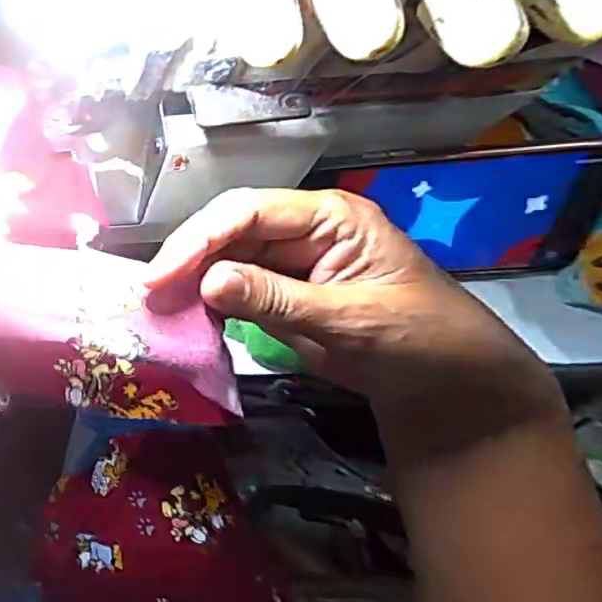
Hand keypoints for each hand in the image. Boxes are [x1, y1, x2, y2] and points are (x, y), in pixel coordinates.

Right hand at [146, 188, 565, 459]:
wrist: (452, 389)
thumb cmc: (423, 341)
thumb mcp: (351, 319)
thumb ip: (277, 298)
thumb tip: (208, 282)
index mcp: (328, 218)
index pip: (246, 213)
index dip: (198, 240)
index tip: (161, 276)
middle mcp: (299, 231)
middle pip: (224, 231)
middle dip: (185, 259)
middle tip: (149, 294)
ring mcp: (285, 262)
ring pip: (219, 260)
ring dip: (187, 282)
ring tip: (157, 307)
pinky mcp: (275, 292)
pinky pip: (227, 288)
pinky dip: (203, 302)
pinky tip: (184, 316)